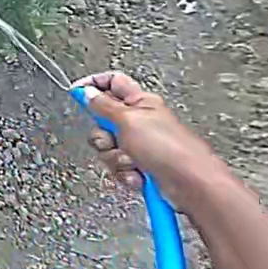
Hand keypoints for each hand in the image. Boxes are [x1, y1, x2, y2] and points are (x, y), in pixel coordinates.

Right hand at [74, 71, 221, 207]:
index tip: (76, 92)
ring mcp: (139, 145)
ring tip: (133, 161)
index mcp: (140, 102)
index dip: (93, 84)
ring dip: (115, 158)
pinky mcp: (140, 167)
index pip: (112, 83)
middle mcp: (139, 122)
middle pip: (102, 122)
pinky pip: (117, 167)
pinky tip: (139, 176)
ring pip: (107, 148)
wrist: (191, 186)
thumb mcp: (128, 120)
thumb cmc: (169, 148)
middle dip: (102, 136)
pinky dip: (125, 174)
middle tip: (114, 139)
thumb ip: (102, 106)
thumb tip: (86, 92)